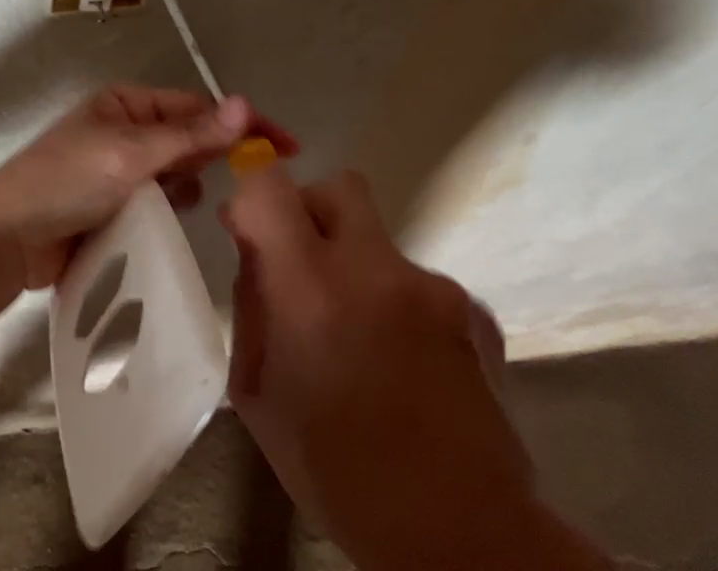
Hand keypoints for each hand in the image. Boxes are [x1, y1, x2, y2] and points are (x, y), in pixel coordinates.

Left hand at [0, 85, 297, 289]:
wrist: (8, 240)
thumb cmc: (65, 183)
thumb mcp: (130, 153)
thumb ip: (189, 135)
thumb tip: (246, 104)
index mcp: (124, 104)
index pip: (196, 106)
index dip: (242, 124)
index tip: (287, 146)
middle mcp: (124, 131)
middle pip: (188, 137)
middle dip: (223, 153)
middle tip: (264, 179)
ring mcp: (118, 170)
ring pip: (177, 172)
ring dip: (199, 180)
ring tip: (225, 199)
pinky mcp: (114, 206)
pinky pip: (159, 200)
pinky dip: (177, 204)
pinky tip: (188, 215)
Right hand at [223, 168, 607, 569]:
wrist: (461, 530)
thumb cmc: (334, 469)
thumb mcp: (257, 394)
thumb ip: (252, 309)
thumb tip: (255, 258)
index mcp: (312, 289)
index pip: (271, 189)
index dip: (250, 193)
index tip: (242, 227)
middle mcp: (378, 270)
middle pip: (339, 187)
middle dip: (308, 209)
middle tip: (296, 263)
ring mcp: (435, 288)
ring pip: (378, 243)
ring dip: (353, 269)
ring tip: (353, 340)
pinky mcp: (476, 312)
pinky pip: (415, 284)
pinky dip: (394, 305)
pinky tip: (397, 364)